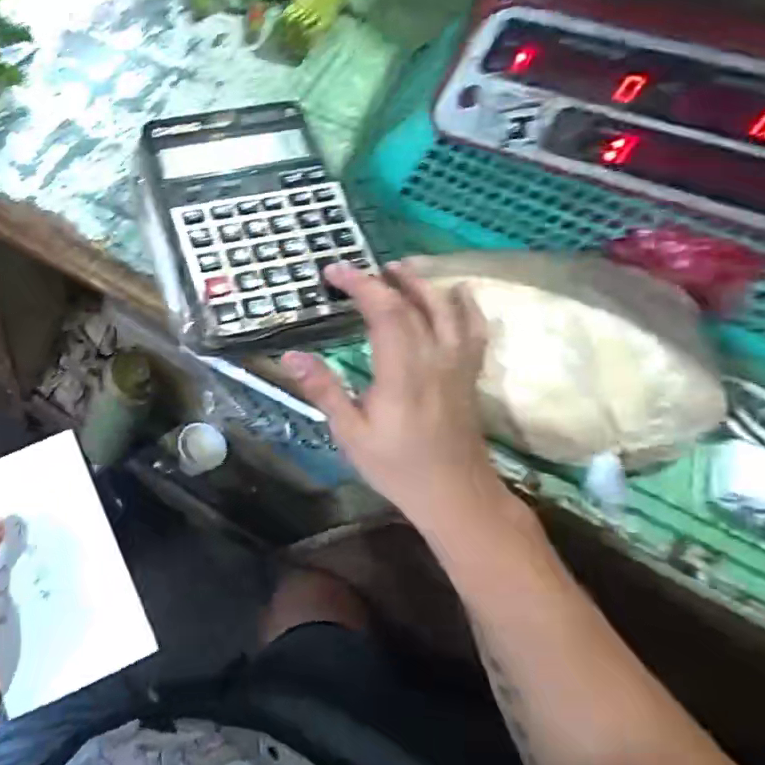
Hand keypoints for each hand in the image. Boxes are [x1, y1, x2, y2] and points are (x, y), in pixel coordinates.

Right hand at [283, 261, 504, 529]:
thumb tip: (291, 355)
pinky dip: (463, 305)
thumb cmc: (397, 466)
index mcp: (403, 373)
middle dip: (381, 280)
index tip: (333, 273)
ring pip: (448, 310)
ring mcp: (458, 365)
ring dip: (422, 283)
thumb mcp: (350, 433)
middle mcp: (435, 360)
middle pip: (414, 304)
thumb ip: (323, 390)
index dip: (360, 285)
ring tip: (398, 268)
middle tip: (352, 270)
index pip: (385, 312)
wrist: (457, 496)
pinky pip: (473, 329)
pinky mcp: (469, 374)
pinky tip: (454, 294)